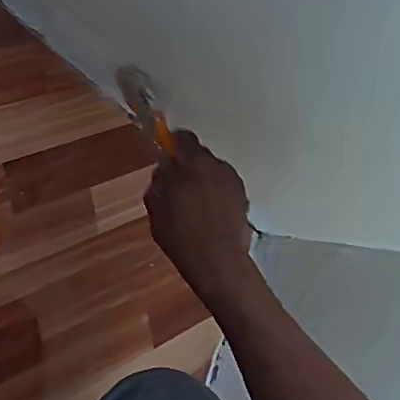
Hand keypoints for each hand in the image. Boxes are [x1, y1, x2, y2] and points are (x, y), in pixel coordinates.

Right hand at [144, 130, 258, 301]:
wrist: (216, 261)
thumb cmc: (179, 234)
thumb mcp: (156, 206)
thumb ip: (159, 181)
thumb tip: (165, 169)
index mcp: (194, 164)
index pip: (183, 138)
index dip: (171, 142)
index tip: (164, 152)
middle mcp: (218, 166)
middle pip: (199, 155)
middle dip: (186, 165)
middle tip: (174, 184)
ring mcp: (234, 182)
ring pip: (212, 171)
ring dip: (201, 179)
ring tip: (190, 202)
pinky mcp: (243, 197)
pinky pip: (223, 186)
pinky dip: (214, 192)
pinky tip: (205, 212)